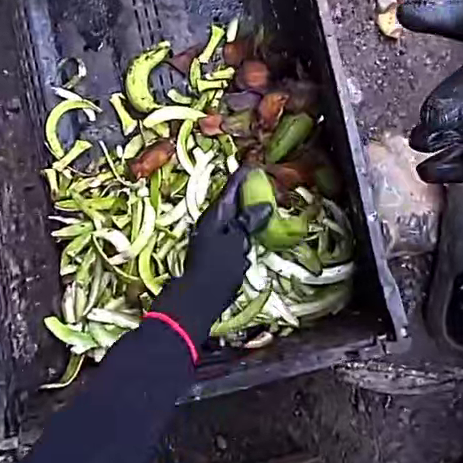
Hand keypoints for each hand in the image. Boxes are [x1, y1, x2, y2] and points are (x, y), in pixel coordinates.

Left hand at [149, 169, 273, 336]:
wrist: (198, 297)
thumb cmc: (217, 269)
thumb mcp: (236, 242)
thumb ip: (248, 222)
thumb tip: (263, 206)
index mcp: (216, 215)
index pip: (231, 188)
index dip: (242, 175)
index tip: (255, 164)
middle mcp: (212, 222)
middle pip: (231, 199)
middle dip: (246, 189)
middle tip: (263, 180)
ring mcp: (213, 235)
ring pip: (233, 215)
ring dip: (246, 207)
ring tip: (263, 200)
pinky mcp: (217, 250)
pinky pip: (233, 230)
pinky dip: (244, 224)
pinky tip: (254, 228)